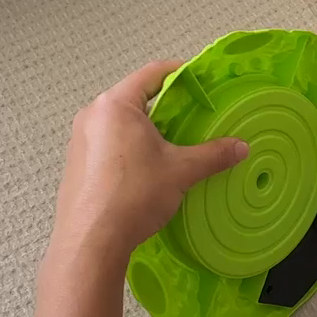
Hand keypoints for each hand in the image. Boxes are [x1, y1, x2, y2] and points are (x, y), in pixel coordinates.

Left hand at [51, 61, 249, 259]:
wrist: (89, 244)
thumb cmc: (133, 195)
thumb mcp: (180, 171)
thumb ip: (212, 154)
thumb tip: (242, 147)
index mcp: (116, 104)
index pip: (152, 73)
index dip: (179, 72)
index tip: (200, 81)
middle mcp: (92, 114)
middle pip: (134, 96)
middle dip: (164, 104)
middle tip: (191, 115)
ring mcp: (79, 139)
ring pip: (119, 121)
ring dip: (145, 127)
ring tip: (171, 143)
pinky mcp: (75, 163)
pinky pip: (106, 141)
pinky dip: (128, 145)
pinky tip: (145, 168)